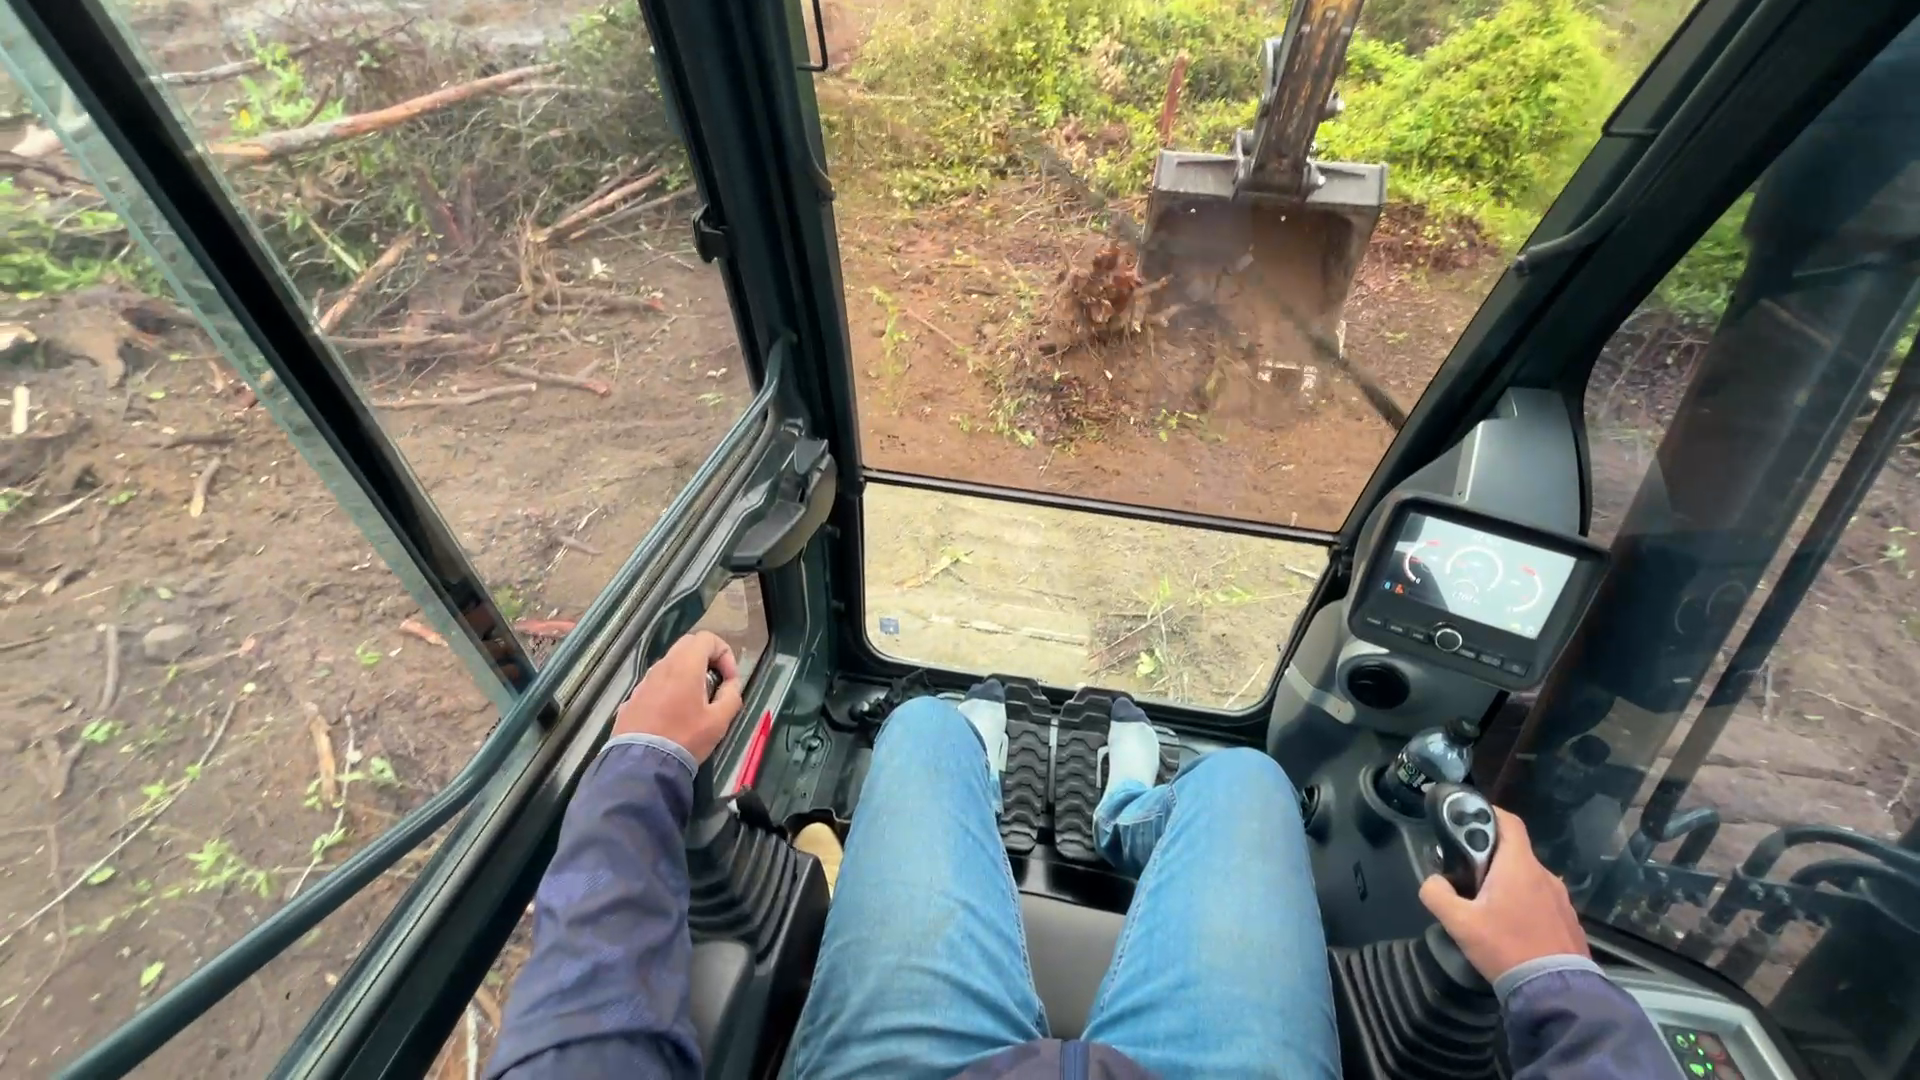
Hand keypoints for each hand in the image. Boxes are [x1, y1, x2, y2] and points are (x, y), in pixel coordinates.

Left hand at [611, 631, 743, 763]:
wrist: (641, 765)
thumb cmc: (685, 738)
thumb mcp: (720, 720)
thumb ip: (732, 695)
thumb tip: (731, 684)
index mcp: (685, 666)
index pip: (707, 638)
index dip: (724, 653)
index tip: (729, 678)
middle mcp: (662, 667)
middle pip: (687, 645)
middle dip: (706, 659)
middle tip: (715, 684)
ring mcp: (644, 682)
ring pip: (670, 664)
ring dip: (687, 674)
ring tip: (695, 702)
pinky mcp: (632, 699)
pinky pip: (656, 684)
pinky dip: (670, 689)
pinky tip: (673, 716)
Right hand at [1418, 807, 1588, 981]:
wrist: (1559, 994)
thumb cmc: (1506, 947)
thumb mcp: (1458, 922)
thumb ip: (1436, 893)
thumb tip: (1434, 881)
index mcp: (1519, 866)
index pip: (1508, 821)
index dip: (1487, 812)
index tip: (1465, 819)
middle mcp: (1544, 876)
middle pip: (1513, 851)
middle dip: (1488, 855)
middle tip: (1464, 873)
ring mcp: (1561, 900)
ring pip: (1527, 877)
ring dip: (1506, 882)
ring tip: (1486, 905)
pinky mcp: (1569, 922)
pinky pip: (1541, 900)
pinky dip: (1523, 903)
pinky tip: (1510, 927)